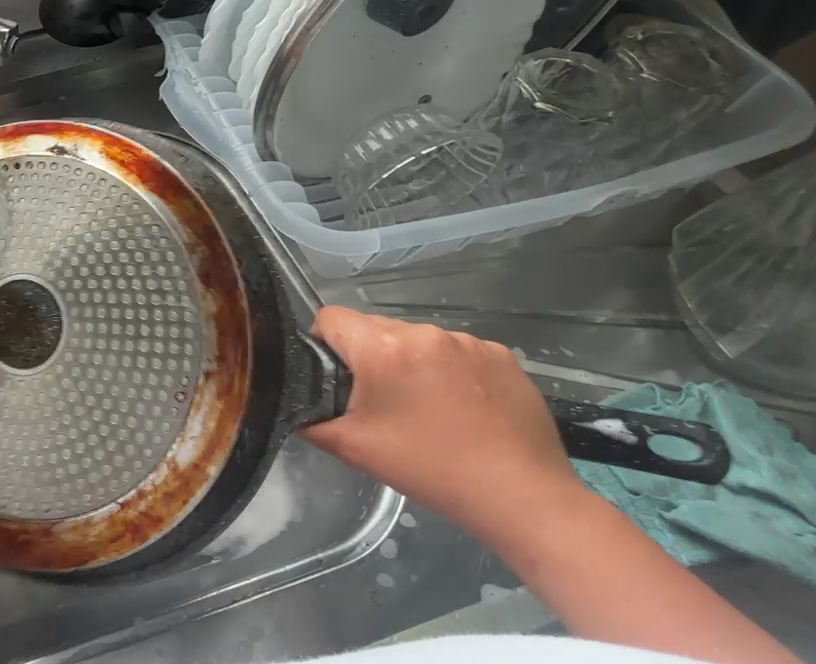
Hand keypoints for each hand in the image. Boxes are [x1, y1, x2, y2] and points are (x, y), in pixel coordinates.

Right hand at [301, 306, 587, 545]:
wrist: (523, 498)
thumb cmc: (430, 470)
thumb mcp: (352, 449)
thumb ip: (309, 419)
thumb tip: (292, 404)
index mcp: (383, 348)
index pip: (330, 317)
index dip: (322, 343)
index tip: (335, 378)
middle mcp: (425, 332)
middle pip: (374, 328)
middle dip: (368, 356)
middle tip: (380, 403)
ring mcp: (469, 341)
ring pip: (416, 340)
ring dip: (409, 362)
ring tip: (425, 408)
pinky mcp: (503, 355)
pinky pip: (456, 350)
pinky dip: (449, 370)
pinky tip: (462, 408)